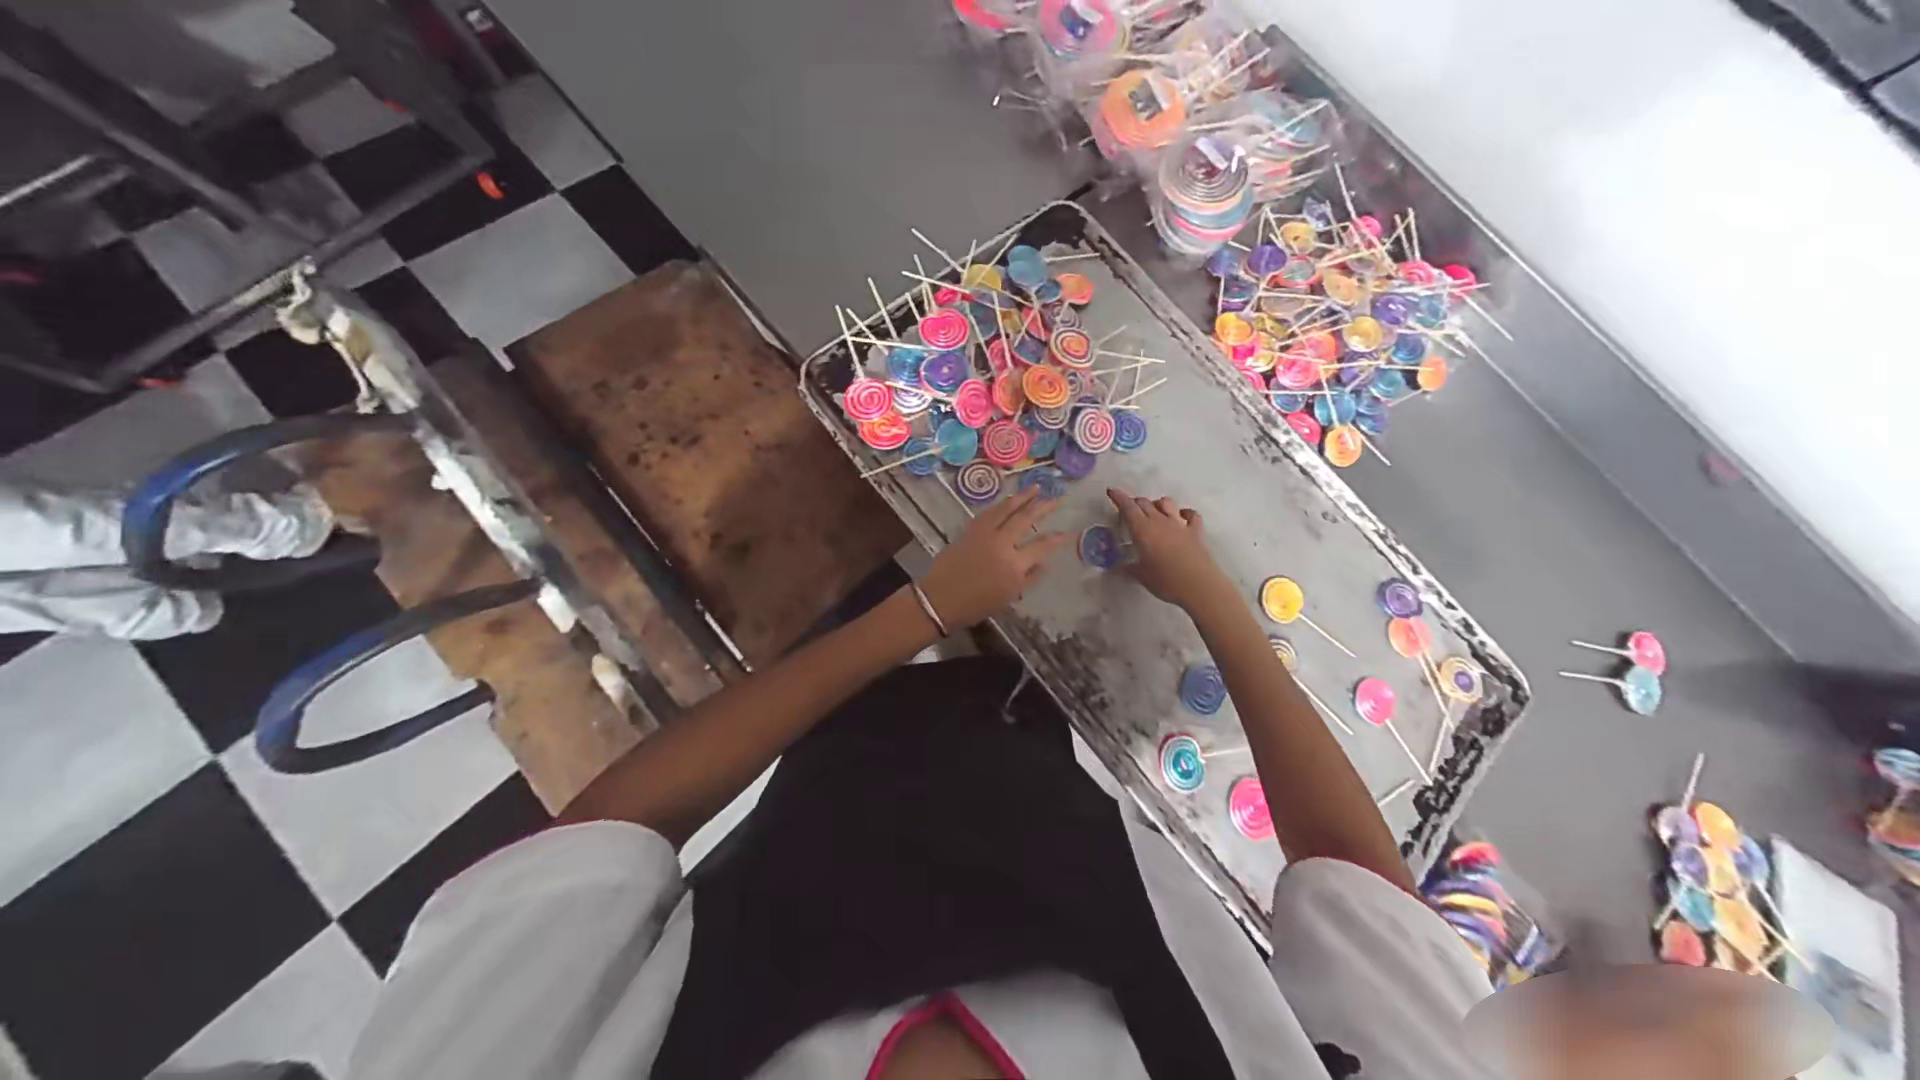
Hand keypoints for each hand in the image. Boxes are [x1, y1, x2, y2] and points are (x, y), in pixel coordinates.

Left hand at [916, 489, 1068, 629]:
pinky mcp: (970, 530)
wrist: (940, 600)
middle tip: (1056, 498)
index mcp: (1014, 566)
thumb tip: (1044, 562)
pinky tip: (1008, 500)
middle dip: (1043, 507)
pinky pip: (988, 512)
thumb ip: (1029, 578)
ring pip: (1006, 509)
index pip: (1042, 546)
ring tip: (1035, 488)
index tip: (1070, 530)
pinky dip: (1000, 505)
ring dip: (1022, 497)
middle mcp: (1001, 544)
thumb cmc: (976, 605)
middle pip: (1025, 519)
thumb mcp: (1008, 597)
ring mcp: (984, 534)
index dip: (1058, 538)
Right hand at [1107, 488, 1230, 611]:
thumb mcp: (1142, 576)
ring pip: (1166, 503)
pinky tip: (1181, 517)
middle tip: (1129, 510)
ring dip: (1156, 504)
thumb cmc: (1166, 581)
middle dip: (1135, 503)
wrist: (1199, 585)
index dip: (1119, 498)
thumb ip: (1129, 568)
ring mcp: (1179, 524)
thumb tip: (1118, 568)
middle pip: (1145, 503)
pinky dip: (1184, 513)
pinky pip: (1190, 515)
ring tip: (1153, 511)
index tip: (1111, 491)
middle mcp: (1160, 521)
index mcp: (1143, 530)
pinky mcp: (1195, 532)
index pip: (1128, 508)